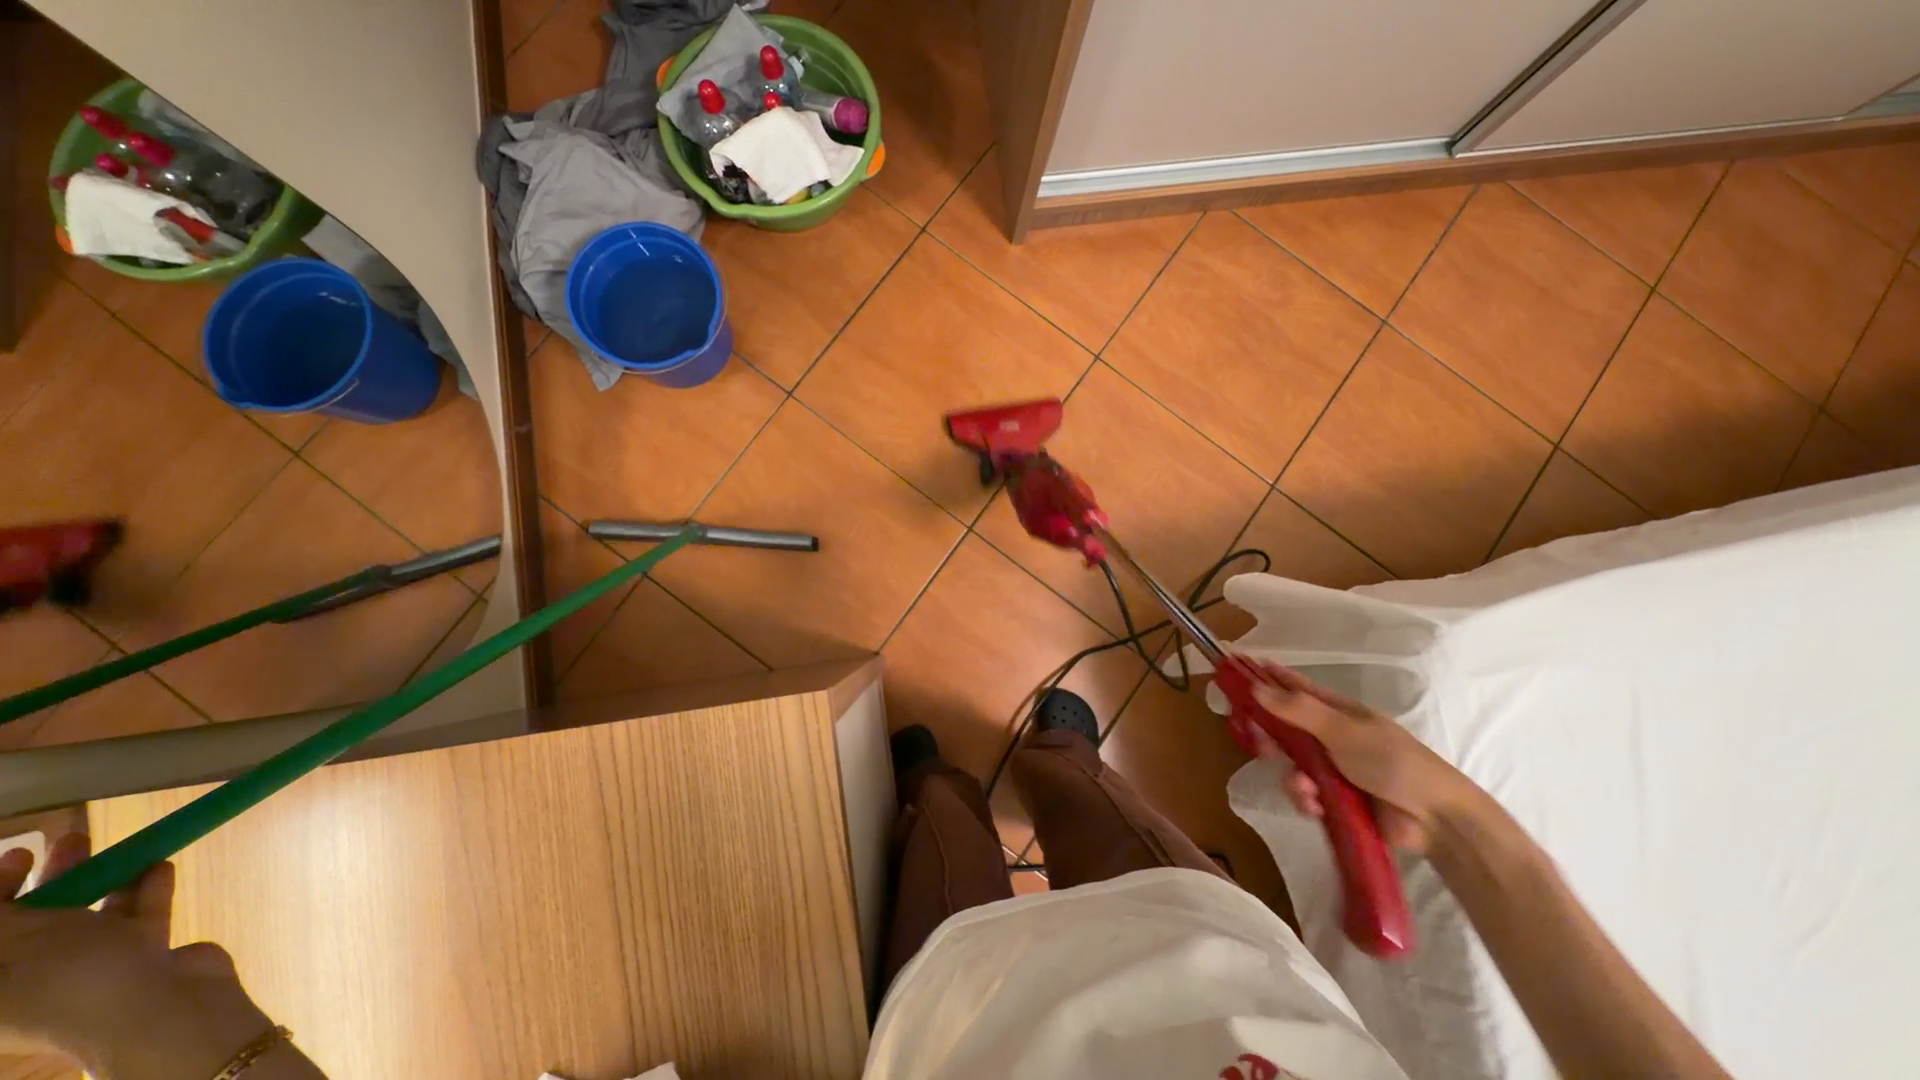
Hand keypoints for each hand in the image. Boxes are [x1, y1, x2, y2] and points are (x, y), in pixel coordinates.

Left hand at [0, 834, 272, 1079]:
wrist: (163, 1010)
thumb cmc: (74, 977)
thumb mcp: (21, 939)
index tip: (20, 856)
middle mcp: (33, 982)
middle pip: (36, 922)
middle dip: (54, 877)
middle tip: (73, 841)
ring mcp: (91, 972)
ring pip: (90, 917)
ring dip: (106, 878)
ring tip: (125, 845)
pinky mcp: (139, 961)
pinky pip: (136, 920)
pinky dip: (146, 891)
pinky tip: (160, 865)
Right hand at [1243, 666, 1482, 854]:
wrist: (1434, 819)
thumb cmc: (1393, 762)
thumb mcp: (1343, 730)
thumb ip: (1298, 711)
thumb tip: (1256, 687)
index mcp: (1340, 712)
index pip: (1296, 689)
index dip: (1268, 680)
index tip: (1237, 674)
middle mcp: (1334, 738)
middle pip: (1286, 731)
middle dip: (1272, 739)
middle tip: (1260, 745)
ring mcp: (1335, 771)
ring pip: (1292, 767)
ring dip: (1294, 780)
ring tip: (1307, 790)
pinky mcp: (1336, 802)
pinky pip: (1305, 796)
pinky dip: (1307, 802)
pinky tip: (1317, 808)